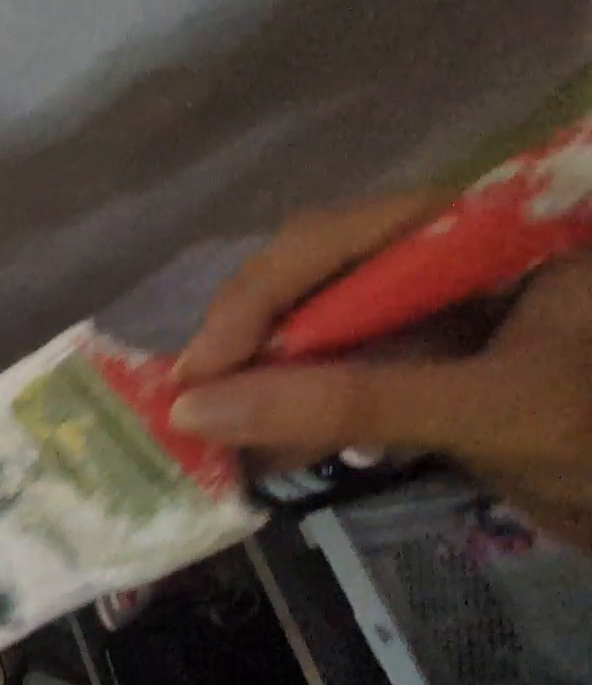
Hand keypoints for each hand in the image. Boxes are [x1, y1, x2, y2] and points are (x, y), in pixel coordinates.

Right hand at [172, 195, 591, 549]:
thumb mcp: (495, 410)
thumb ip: (348, 403)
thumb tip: (190, 410)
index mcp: (485, 230)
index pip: (330, 239)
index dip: (252, 300)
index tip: (200, 374)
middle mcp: (443, 258)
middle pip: (303, 284)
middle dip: (246, 347)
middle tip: (195, 409)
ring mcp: (425, 315)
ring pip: (303, 335)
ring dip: (255, 389)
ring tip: (218, 442)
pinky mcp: (412, 366)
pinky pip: (323, 379)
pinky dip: (286, 417)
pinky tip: (264, 454)